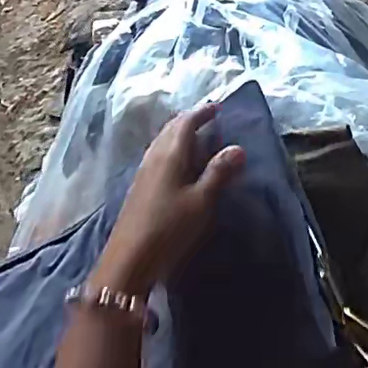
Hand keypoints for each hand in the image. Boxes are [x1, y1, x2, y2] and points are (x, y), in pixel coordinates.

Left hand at [91, 104, 244, 294]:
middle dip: (189, 120)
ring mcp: (143, 171)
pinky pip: (157, 155)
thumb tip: (238, 147)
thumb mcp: (201, 202)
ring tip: (196, 138)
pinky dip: (171, 149)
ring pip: (162, 141)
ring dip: (178, 134)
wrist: (129, 260)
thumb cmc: (169, 228)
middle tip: (208, 119)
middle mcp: (154, 156)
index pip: (185, 123)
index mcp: (170, 154)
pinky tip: (178, 163)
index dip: (201, 113)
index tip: (217, 107)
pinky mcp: (139, 186)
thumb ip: (219, 173)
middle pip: (171, 128)